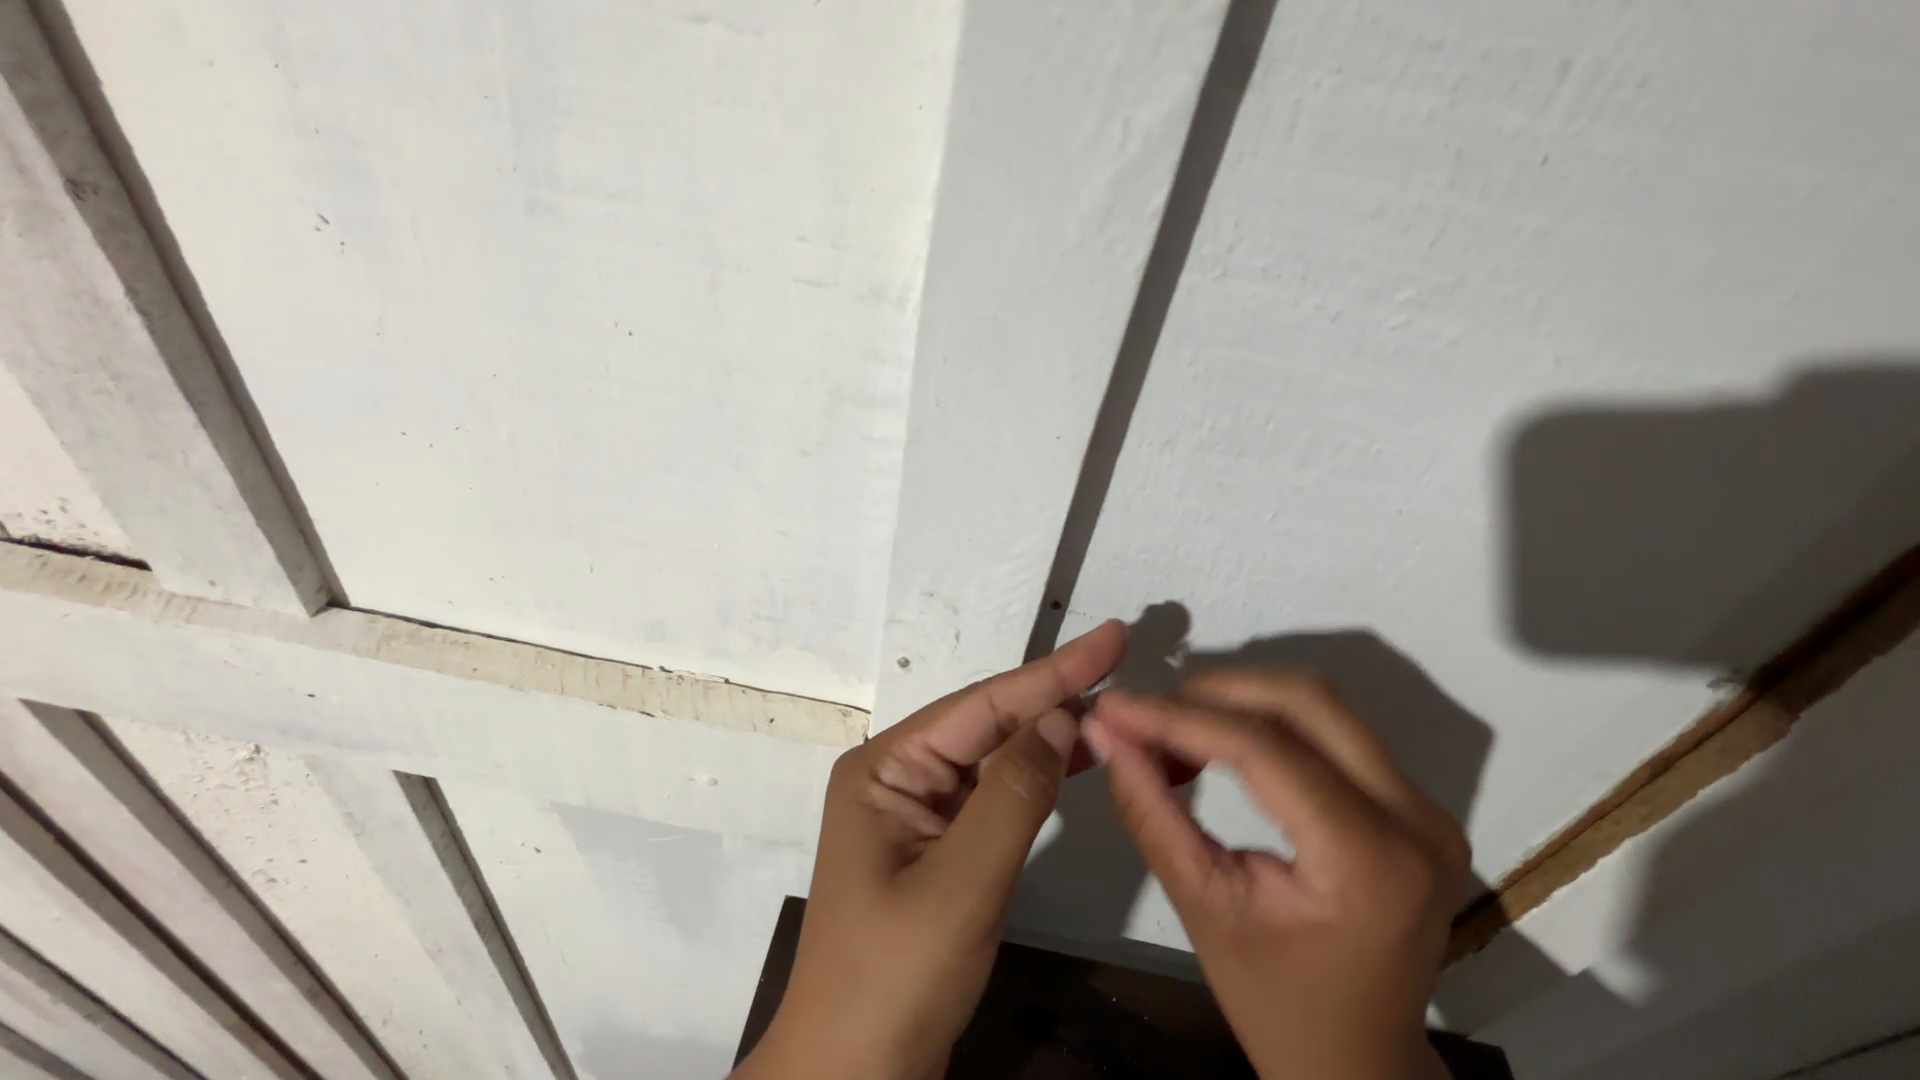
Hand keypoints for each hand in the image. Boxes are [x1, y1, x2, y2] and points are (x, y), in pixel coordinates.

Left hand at [735, 621, 1126, 1079]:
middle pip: (988, 723)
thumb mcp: (960, 882)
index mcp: (885, 768)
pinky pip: (994, 797)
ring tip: (1115, 706)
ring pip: (995, 758)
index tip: (1112, 638)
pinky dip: (1038, 781)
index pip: (982, 706)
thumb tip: (1062, 715)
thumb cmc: (896, 975)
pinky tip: (1077, 763)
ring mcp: (918, 812)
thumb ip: (1013, 794)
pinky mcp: (938, 846)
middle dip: (1055, 695)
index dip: (1052, 672)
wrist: (854, 1071)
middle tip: (1123, 661)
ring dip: (1052, 736)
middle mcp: (898, 776)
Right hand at [1086, 673, 1469, 1079]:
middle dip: (1214, 692)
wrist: (1358, 1060)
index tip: (1114, 705)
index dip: (1179, 716)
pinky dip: (1269, 724)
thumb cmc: (1275, 1001)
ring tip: (1175, 730)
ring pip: (1323, 707)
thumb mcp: (1202, 906)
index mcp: (1368, 859)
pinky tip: (1221, 745)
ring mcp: (1427, 808)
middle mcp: (1415, 818)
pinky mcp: (1417, 805)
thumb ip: (1151, 811)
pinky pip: (1336, 733)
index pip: (1264, 749)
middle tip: (1145, 713)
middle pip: (1307, 702)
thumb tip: (1105, 731)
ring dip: (1241, 702)